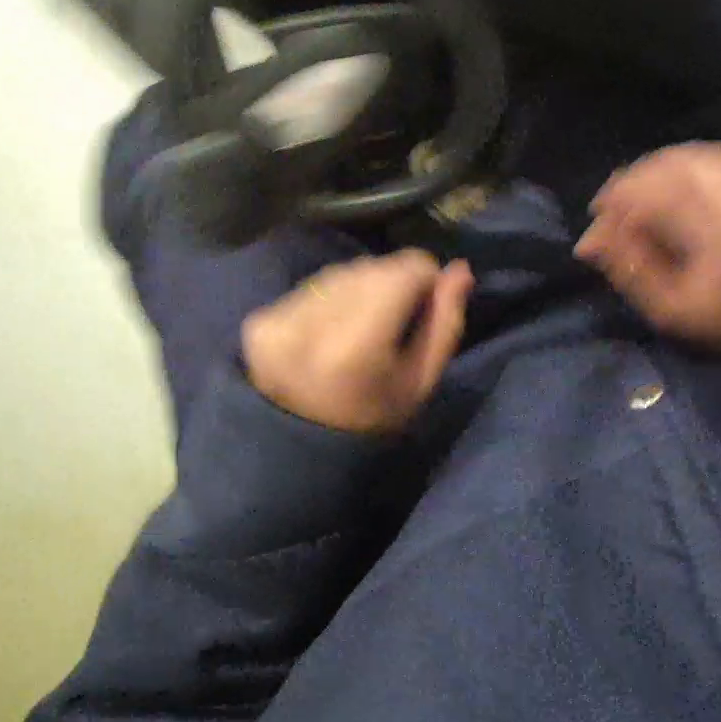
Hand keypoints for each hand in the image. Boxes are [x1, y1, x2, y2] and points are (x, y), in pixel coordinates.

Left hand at [241, 250, 473, 433]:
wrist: (296, 453)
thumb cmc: (373, 419)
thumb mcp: (422, 381)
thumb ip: (445, 323)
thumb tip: (460, 268)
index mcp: (358, 345)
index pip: (404, 270)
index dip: (425, 278)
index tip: (427, 301)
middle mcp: (314, 323)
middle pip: (373, 268)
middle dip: (392, 283)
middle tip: (394, 320)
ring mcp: (280, 320)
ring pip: (342, 273)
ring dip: (359, 289)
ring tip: (359, 327)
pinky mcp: (259, 321)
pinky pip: (312, 288)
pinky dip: (328, 301)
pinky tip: (329, 334)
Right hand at [576, 143, 720, 355]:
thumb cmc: (719, 317)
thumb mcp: (667, 308)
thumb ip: (629, 269)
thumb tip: (589, 239)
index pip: (668, 197)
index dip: (625, 196)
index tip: (598, 211)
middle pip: (678, 168)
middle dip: (634, 179)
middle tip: (609, 203)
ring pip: (690, 156)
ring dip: (651, 170)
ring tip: (630, 195)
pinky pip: (707, 155)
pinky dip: (676, 165)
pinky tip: (659, 184)